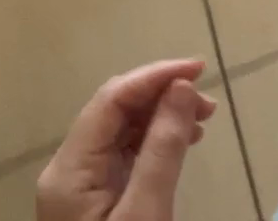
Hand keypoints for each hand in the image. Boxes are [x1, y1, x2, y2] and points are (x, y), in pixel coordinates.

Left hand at [37, 59, 218, 220]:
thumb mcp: (145, 214)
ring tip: (204, 119)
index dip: (156, 76)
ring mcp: (81, 184)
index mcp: (70, 168)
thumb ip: (163, 148)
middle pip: (115, 108)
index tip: (200, 70)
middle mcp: (70, 168)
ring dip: (163, 114)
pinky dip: (156, 138)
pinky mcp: (95, 199)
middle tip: (208, 101)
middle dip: (162, 93)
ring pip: (122, 127)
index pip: (113, 98)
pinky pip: (125, 151)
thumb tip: (182, 87)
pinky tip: (183, 141)